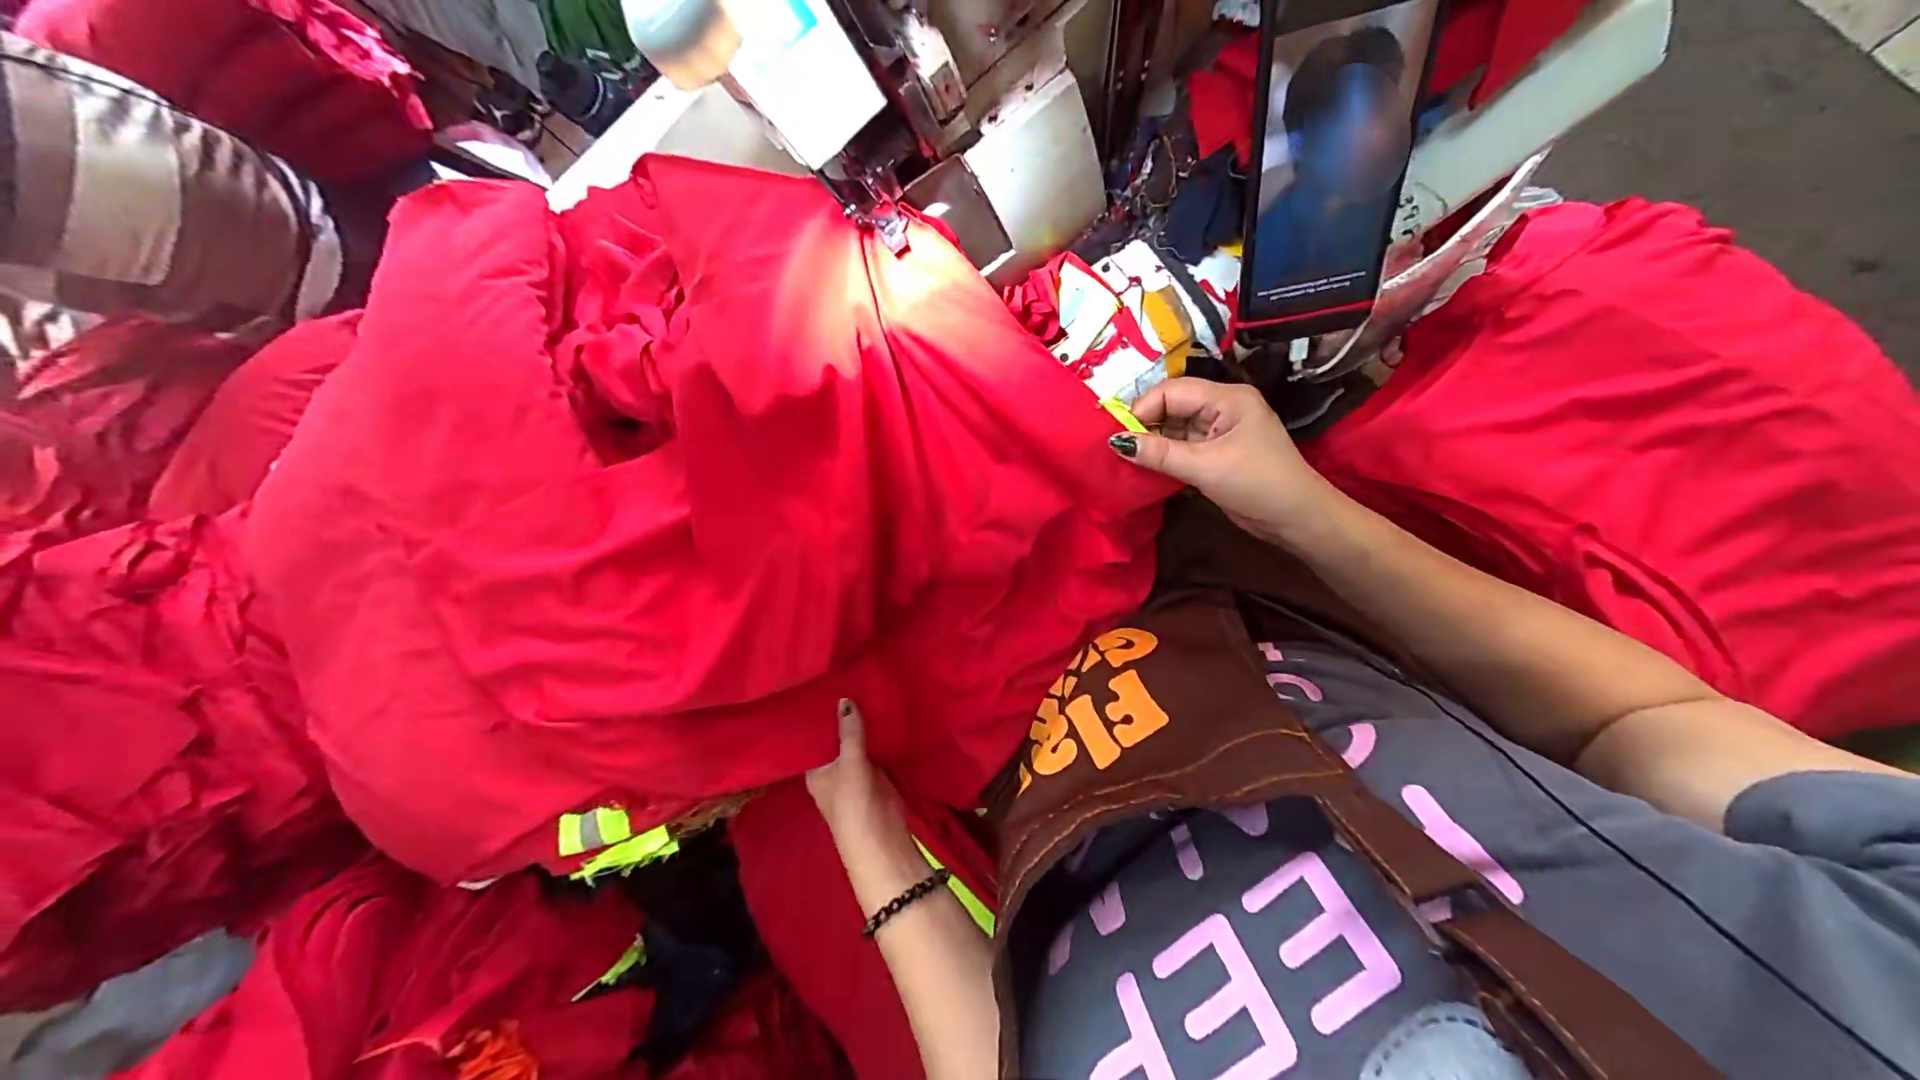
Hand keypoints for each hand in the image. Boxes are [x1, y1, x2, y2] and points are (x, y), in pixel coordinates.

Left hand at [806, 698, 899, 834]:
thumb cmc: (852, 801)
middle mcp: (832, 769)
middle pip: (837, 738)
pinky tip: (883, 711)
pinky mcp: (875, 773)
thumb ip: (849, 731)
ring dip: (862, 724)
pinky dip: (877, 734)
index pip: (813, 738)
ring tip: (866, 687)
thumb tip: (844, 698)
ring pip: (857, 742)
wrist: (881, 836)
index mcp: (815, 770)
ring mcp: (855, 771)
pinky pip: (874, 748)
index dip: (820, 717)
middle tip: (849, 679)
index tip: (825, 687)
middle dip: (844, 717)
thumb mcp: (849, 763)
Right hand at [1109, 378, 1335, 544]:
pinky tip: (1145, 468)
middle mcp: (1222, 407)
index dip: (1143, 409)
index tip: (1118, 435)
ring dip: (1152, 443)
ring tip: (1125, 459)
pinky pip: (1181, 447)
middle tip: (1116, 448)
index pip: (1172, 391)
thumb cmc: (1257, 484)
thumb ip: (1160, 454)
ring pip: (1174, 428)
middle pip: (1171, 407)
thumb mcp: (1205, 467)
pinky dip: (1163, 456)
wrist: (1296, 519)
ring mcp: (1219, 431)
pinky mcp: (1215, 453)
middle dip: (1144, 425)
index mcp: (1227, 398)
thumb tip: (1116, 442)